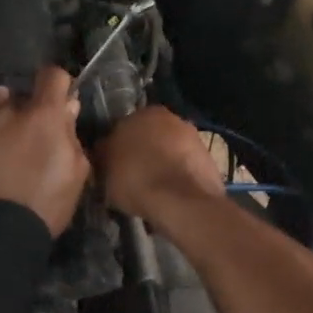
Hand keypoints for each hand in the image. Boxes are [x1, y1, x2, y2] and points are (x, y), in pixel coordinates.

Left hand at [0, 66, 90, 234]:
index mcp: (42, 114)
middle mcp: (8, 111)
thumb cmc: (46, 202)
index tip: (62, 101)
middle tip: (37, 133)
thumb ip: (71, 134)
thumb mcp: (76, 171)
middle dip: (31, 108)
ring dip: (4, 113)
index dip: (60, 84)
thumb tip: (67, 108)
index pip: (52, 76)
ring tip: (8, 137)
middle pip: (21, 94)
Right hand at [95, 106, 225, 223]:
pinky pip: (185, 166)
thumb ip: (104, 154)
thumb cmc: (136, 179)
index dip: (117, 147)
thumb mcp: (105, 170)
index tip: (113, 165)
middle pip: (150, 136)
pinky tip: (171, 194)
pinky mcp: (208, 159)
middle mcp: (170, 117)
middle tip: (132, 176)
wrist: (181, 200)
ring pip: (169, 150)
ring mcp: (193, 137)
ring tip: (153, 189)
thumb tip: (104, 150)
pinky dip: (179, 176)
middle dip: (143, 152)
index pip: (123, 126)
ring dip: (163, 163)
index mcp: (142, 112)